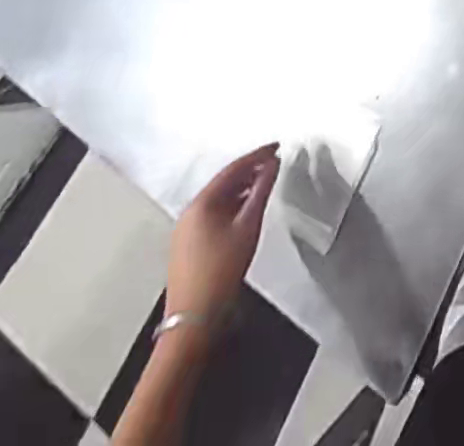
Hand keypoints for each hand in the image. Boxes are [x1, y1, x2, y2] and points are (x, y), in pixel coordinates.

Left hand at [164, 144, 280, 333]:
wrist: (194, 317)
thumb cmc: (223, 268)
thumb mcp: (248, 226)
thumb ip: (262, 191)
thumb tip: (274, 164)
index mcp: (202, 202)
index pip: (233, 168)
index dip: (257, 155)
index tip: (278, 146)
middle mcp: (190, 210)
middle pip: (223, 181)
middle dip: (249, 169)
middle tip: (274, 161)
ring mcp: (186, 227)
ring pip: (218, 197)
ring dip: (241, 187)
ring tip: (265, 181)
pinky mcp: (187, 242)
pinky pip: (213, 211)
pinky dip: (232, 203)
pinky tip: (246, 208)